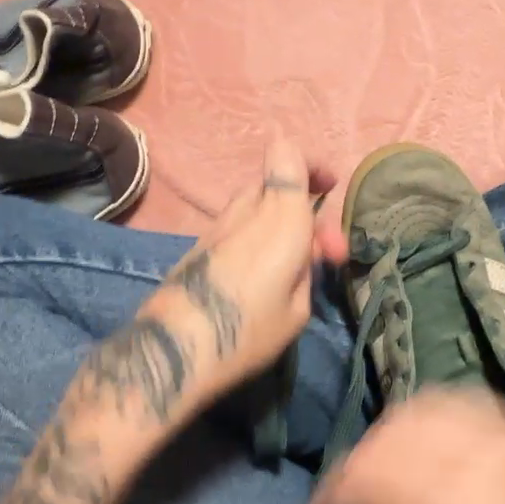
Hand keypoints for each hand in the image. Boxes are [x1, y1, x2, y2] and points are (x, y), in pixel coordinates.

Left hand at [144, 137, 345, 413]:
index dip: (311, 164)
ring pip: (255, 205)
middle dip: (302, 207)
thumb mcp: (298, 310)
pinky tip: (261, 277)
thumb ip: (305, 269)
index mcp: (281, 218)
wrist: (176, 350)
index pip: (288, 154)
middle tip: (320, 251)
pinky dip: (257, 239)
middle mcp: (247, 211)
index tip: (328, 189)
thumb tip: (300, 255)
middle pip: (274, 184)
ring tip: (292, 269)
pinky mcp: (199, 245)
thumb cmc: (248, 331)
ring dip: (278, 225)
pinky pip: (238, 227)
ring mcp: (218, 226)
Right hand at [305, 390, 504, 503]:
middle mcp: (465, 459)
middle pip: (383, 440)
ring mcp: (491, 435)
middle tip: (351, 501)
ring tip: (381, 470)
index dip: (331, 496)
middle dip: (354, 467)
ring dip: (384, 438)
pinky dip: (420, 415)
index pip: (365, 480)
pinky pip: (450, 402)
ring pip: (413, 413)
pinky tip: (418, 440)